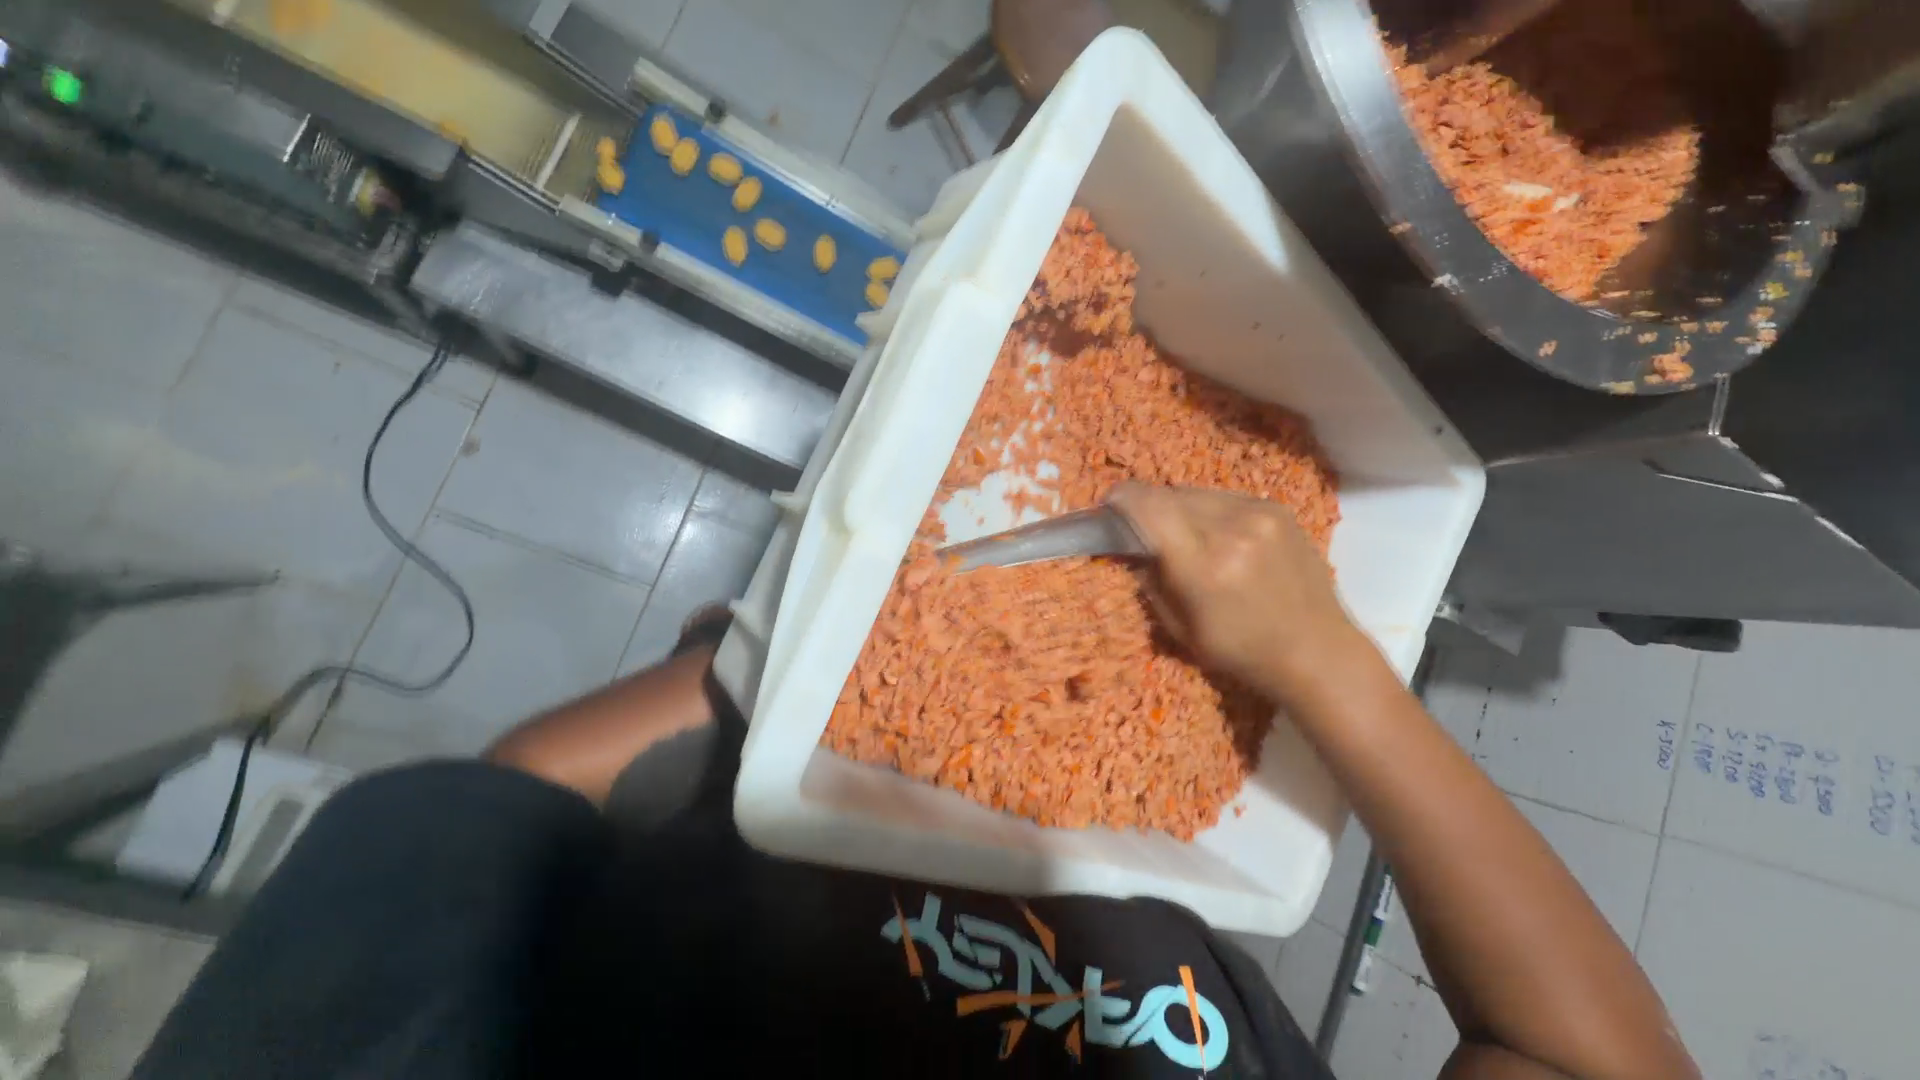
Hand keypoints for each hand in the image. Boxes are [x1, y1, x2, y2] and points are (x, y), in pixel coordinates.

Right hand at [1107, 482, 1364, 705]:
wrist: (1316, 650)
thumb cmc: (1241, 652)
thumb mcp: (1181, 630)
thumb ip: (1151, 583)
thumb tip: (1130, 550)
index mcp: (1203, 566)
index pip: (1149, 509)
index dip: (1121, 500)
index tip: (1107, 506)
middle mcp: (1232, 530)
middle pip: (1169, 495)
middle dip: (1146, 505)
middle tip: (1137, 524)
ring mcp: (1259, 514)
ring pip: (1196, 493)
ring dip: (1178, 507)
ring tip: (1177, 532)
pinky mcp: (1277, 509)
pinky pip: (1225, 498)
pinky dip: (1209, 510)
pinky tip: (1214, 534)